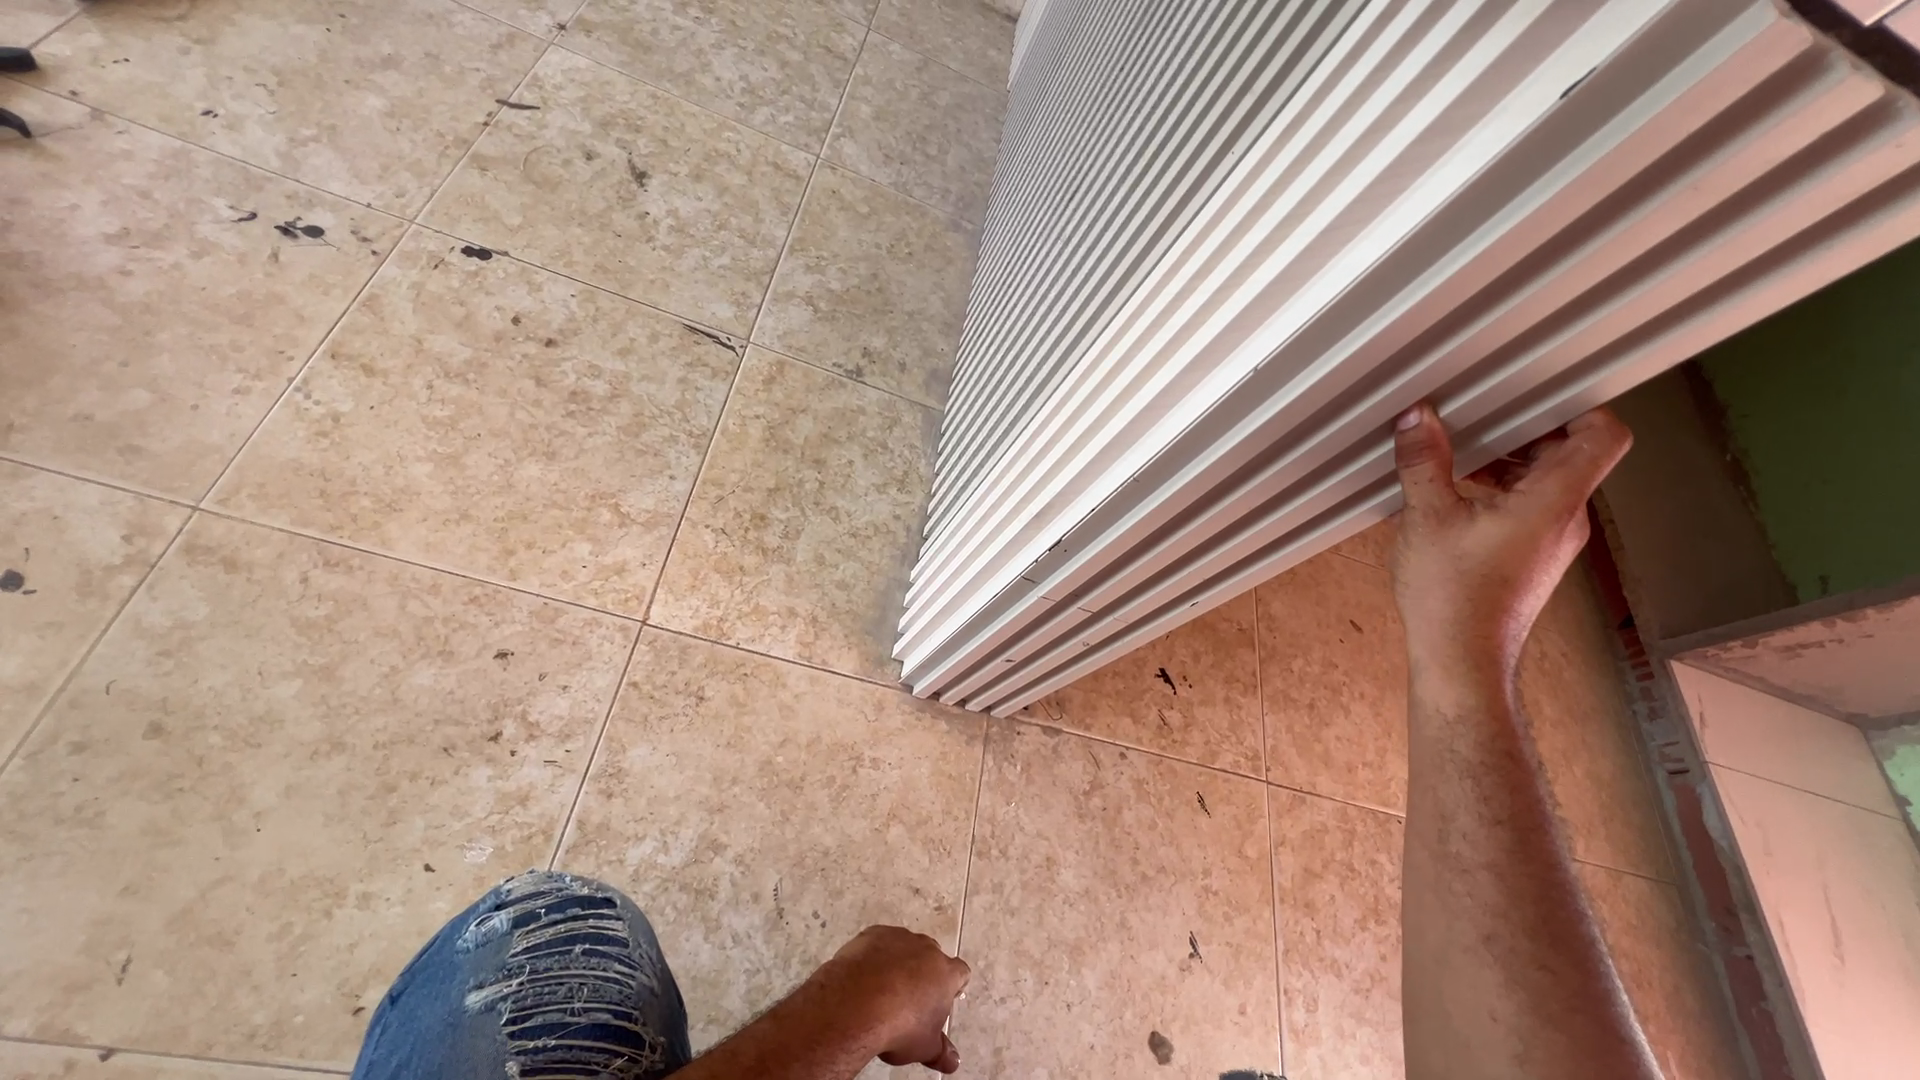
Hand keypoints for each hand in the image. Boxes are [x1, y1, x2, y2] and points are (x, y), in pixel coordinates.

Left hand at [815, 926, 969, 1072]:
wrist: (858, 1003)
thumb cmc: (899, 1027)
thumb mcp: (924, 1047)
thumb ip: (941, 1051)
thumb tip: (953, 1061)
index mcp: (945, 974)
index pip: (960, 973)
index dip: (953, 985)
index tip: (944, 997)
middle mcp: (926, 949)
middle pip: (931, 957)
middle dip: (924, 973)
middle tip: (911, 998)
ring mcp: (899, 938)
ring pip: (905, 947)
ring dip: (899, 962)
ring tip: (883, 988)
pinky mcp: (873, 933)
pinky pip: (879, 942)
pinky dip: (875, 955)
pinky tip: (865, 975)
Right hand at [1390, 402, 1631, 682]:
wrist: (1460, 658)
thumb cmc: (1451, 592)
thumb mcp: (1427, 518)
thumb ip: (1423, 462)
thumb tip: (1416, 416)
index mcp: (1554, 501)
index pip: (1603, 436)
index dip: (1580, 406)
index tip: (1536, 393)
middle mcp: (1565, 519)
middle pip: (1568, 455)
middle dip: (1521, 433)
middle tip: (1476, 422)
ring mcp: (1551, 542)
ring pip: (1544, 484)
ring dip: (1505, 465)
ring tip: (1454, 462)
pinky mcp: (1531, 560)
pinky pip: (1527, 510)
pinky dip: (1498, 493)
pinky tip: (1453, 502)